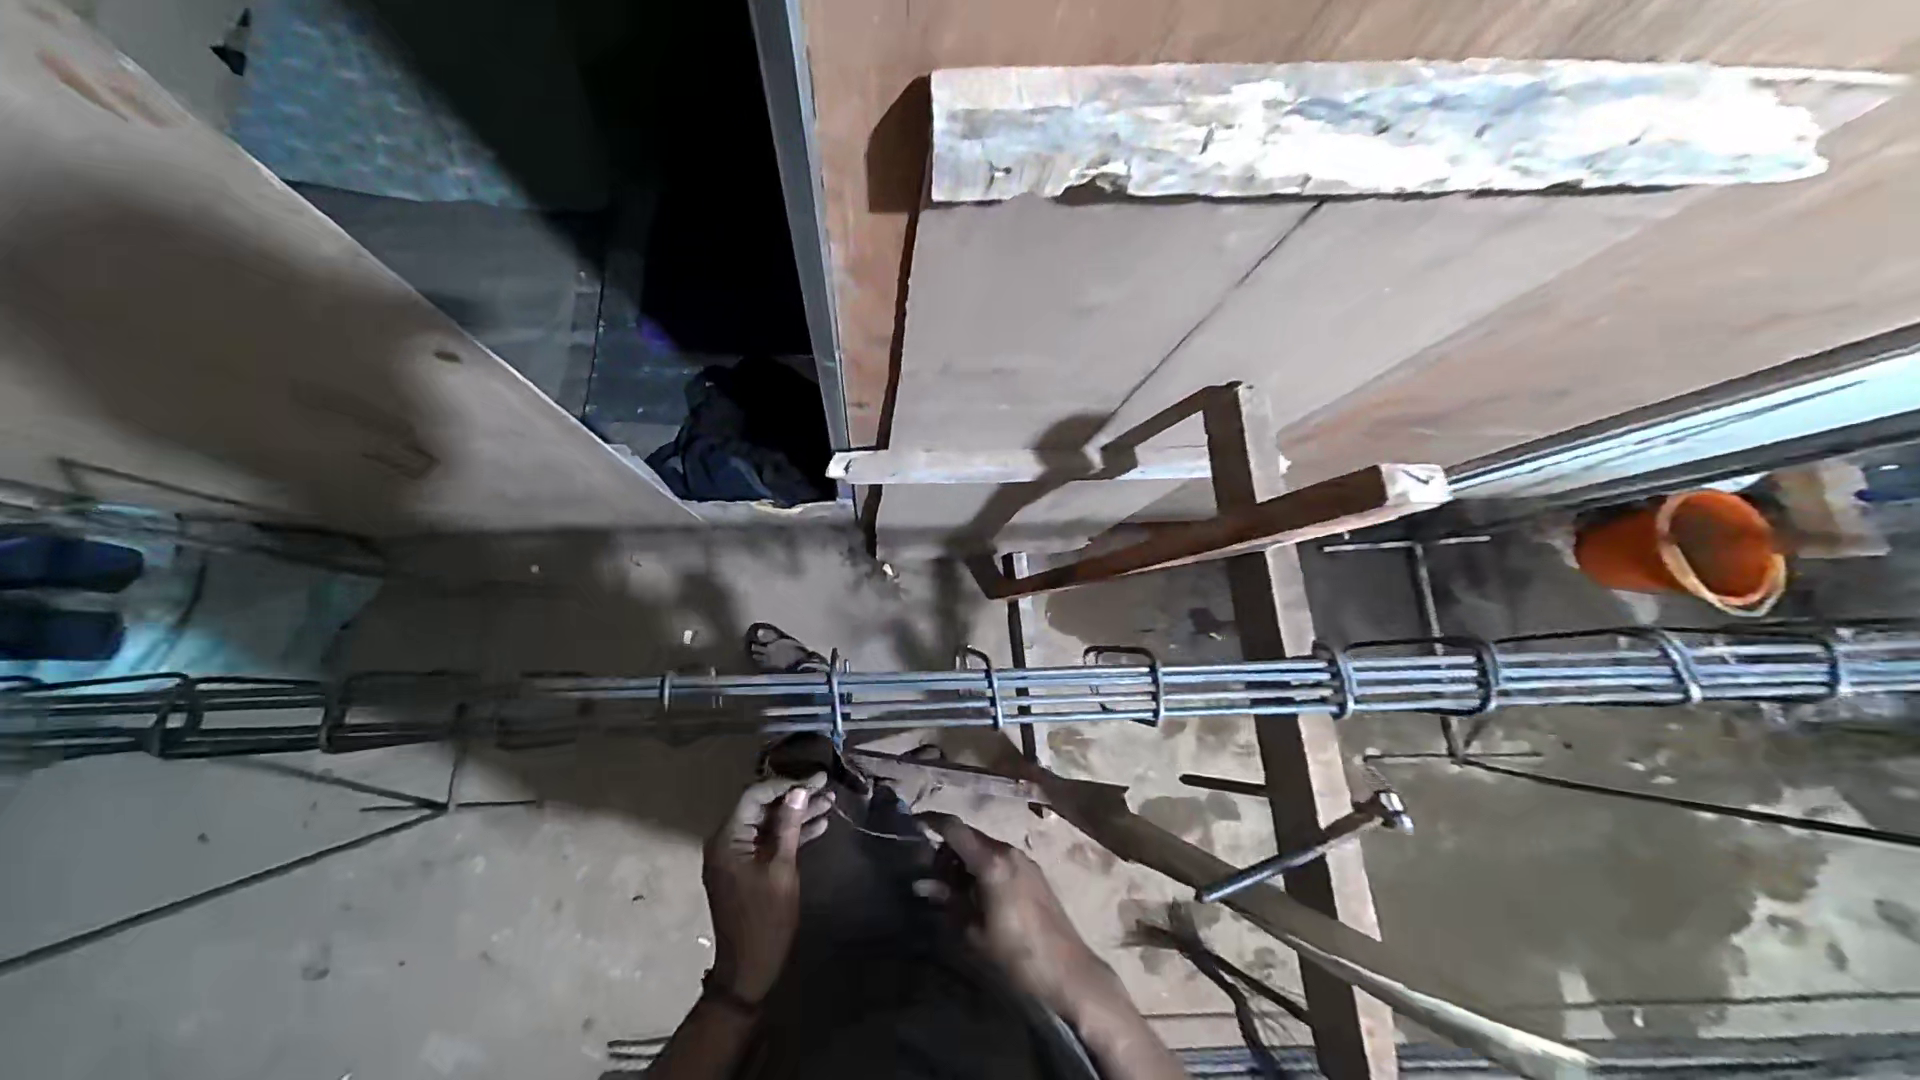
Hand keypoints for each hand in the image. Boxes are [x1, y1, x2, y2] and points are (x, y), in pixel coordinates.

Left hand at [703, 772, 833, 1002]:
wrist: (748, 969)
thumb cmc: (765, 919)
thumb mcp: (781, 868)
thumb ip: (788, 826)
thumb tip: (799, 790)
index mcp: (728, 839)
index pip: (755, 795)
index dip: (786, 784)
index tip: (815, 779)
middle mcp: (727, 842)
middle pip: (762, 807)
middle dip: (794, 796)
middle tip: (825, 787)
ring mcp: (737, 856)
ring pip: (768, 824)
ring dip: (797, 813)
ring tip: (829, 801)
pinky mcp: (747, 868)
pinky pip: (768, 842)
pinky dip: (791, 834)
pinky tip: (819, 824)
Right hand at [919, 813, 1121, 1017]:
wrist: (1069, 973)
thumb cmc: (1017, 956)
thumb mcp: (975, 933)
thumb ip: (949, 902)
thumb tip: (922, 884)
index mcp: (992, 861)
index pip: (955, 828)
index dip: (932, 822)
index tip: (912, 825)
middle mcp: (1009, 851)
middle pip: (969, 836)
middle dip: (947, 850)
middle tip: (931, 876)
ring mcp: (1025, 860)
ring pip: (985, 847)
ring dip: (965, 859)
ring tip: (953, 890)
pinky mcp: (1034, 872)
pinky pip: (1000, 857)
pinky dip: (983, 866)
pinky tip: (978, 893)